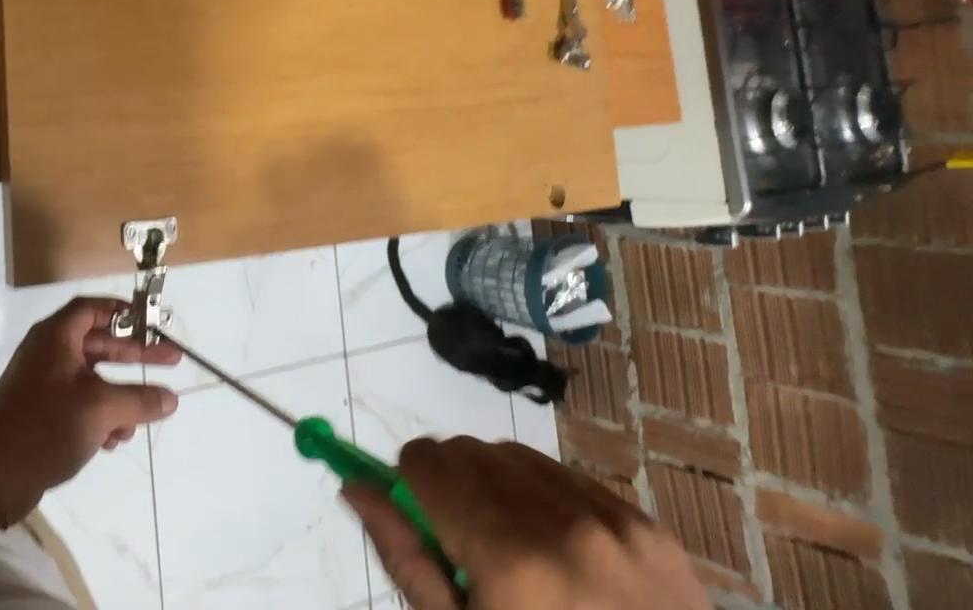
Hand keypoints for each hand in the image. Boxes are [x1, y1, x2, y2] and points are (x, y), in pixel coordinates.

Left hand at [0, 297, 182, 516]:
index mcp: (56, 336)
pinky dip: (100, 415)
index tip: (152, 322)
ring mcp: (43, 382)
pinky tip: (113, 439)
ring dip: (119, 395)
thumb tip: (170, 398)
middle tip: (172, 362)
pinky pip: (80, 402)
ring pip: (92, 378)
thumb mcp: (101, 409)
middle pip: (98, 343)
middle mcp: (48, 352)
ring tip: (140, 418)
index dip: (123, 311)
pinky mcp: (42, 411)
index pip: (92, 308)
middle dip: (134, 355)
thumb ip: (139, 400)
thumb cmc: (47, 426)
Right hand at [345, 437, 707, 608]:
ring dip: (495, 482)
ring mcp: (613, 523)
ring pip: (514, 455)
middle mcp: (560, 525)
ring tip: (511, 543)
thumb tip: (356, 487)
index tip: (415, 513)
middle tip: (459, 536)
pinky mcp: (652, 529)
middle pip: (466, 450)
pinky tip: (557, 548)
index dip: (407, 480)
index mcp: (509, 558)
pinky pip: (567, 476)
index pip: (426, 461)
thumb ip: (405, 558)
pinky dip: (544, 495)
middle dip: (448, 480)